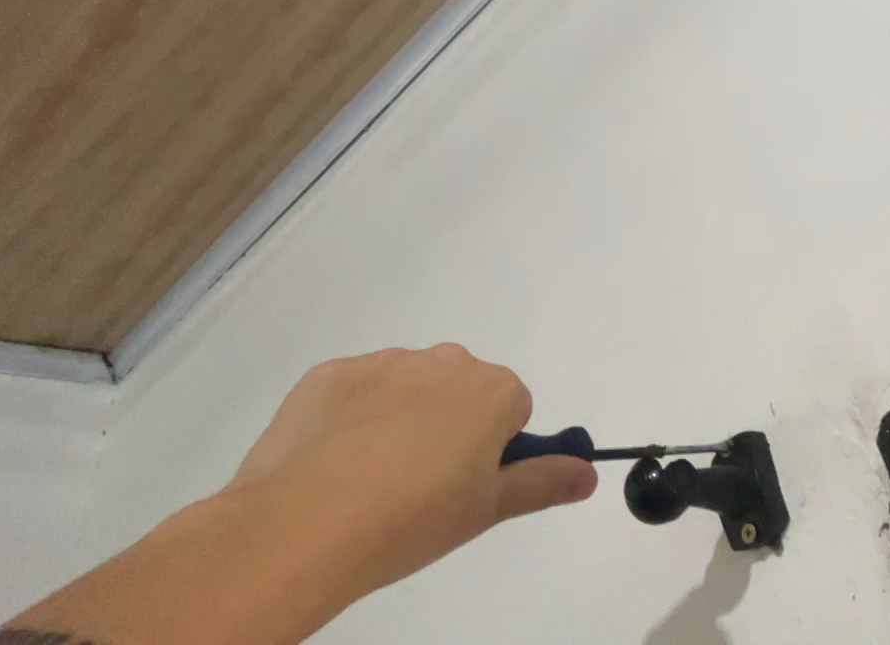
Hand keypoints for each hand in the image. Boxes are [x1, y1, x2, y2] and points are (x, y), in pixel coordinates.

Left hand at [228, 344, 597, 601]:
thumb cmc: (411, 519)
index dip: (492, 449)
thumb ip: (544, 482)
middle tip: (418, 485)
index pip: (512, 411)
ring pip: (410, 386)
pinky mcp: (330, 373)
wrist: (297, 527)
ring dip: (401, 417)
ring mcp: (386, 362)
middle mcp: (449, 361)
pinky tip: (330, 460)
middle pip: (463, 391)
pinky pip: (356, 388)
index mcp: (495, 390)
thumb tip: (591, 473)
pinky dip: (351, 416)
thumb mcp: (487, 509)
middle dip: (450, 425)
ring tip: (366, 478)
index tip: (463, 484)